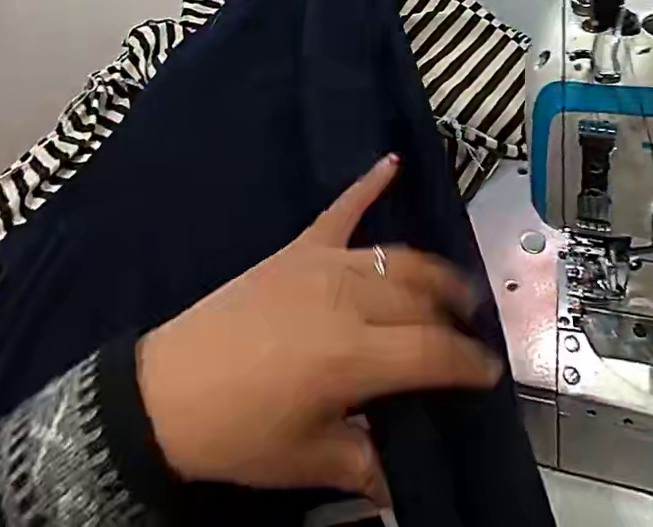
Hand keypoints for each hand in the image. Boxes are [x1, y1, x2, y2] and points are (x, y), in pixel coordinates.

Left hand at [135, 153, 501, 504]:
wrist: (163, 393)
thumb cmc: (235, 432)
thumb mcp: (302, 460)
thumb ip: (360, 464)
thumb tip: (397, 490)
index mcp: (351, 356)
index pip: (431, 352)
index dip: (467, 361)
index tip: (488, 370)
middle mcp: (346, 300)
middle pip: (420, 300)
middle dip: (454, 316)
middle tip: (469, 331)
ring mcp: (323, 265)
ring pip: (396, 258)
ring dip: (431, 270)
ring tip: (452, 284)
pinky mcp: (299, 249)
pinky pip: (341, 209)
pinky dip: (367, 184)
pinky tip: (389, 162)